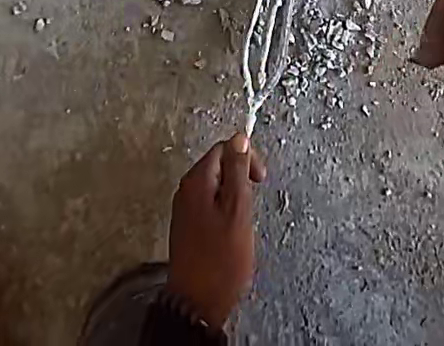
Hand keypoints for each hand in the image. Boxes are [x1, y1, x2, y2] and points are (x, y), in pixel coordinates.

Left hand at [167, 133, 266, 327]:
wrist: (197, 305)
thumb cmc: (220, 259)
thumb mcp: (237, 209)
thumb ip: (238, 170)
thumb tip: (239, 138)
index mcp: (197, 180)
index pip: (224, 148)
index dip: (245, 157)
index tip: (259, 179)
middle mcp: (186, 189)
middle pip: (218, 165)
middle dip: (239, 178)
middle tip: (251, 202)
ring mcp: (184, 208)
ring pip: (215, 186)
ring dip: (232, 196)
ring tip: (242, 221)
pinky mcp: (187, 226)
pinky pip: (209, 204)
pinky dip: (223, 210)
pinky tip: (230, 232)